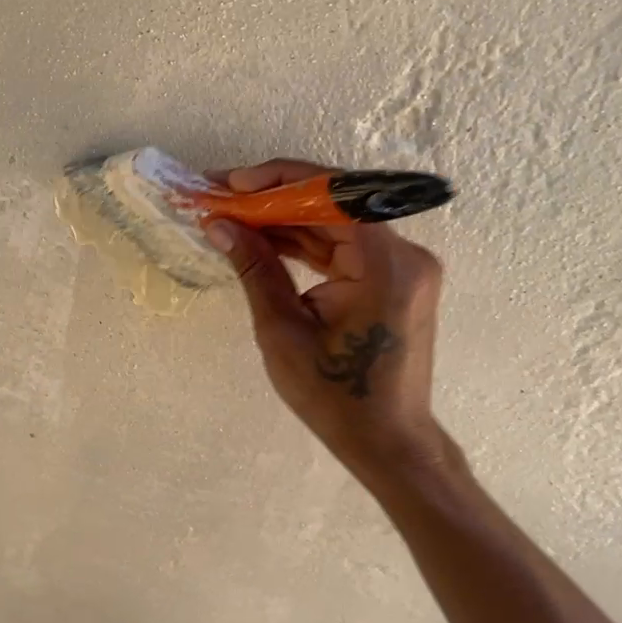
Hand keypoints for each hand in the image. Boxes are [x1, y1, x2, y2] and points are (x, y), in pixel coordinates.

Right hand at [203, 159, 448, 478]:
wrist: (387, 442)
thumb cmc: (334, 394)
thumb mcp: (282, 329)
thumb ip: (254, 267)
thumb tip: (218, 223)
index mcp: (385, 264)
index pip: (333, 193)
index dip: (277, 180)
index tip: (229, 184)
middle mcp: (403, 254)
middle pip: (333, 203)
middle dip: (272, 197)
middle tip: (218, 196)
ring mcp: (399, 266)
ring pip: (333, 222)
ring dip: (282, 217)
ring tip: (229, 214)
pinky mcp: (389, 279)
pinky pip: (340, 245)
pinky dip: (301, 240)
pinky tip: (259, 237)